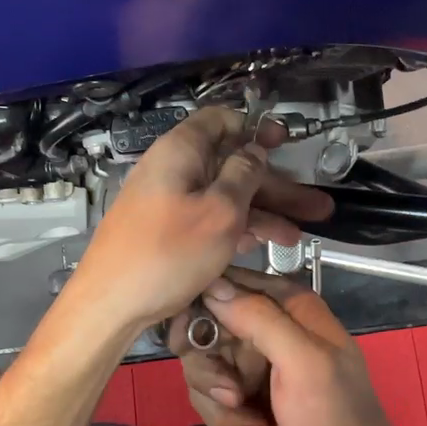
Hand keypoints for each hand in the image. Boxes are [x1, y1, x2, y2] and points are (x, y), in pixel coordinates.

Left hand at [62, 106, 332, 332]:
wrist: (110, 305)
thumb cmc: (168, 253)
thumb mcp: (220, 212)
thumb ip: (244, 174)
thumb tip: (255, 148)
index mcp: (181, 150)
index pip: (221, 120)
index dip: (256, 128)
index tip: (286, 143)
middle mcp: (172, 169)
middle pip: (231, 164)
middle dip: (276, 184)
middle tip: (317, 206)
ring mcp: (167, 201)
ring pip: (224, 196)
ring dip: (263, 212)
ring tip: (300, 236)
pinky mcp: (165, 231)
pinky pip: (208, 218)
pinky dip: (236, 228)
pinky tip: (263, 245)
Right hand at [182, 268, 415, 425]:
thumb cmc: (335, 414)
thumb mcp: (304, 362)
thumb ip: (259, 319)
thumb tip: (212, 285)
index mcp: (287, 304)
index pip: (229, 281)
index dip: (203, 302)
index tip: (191, 333)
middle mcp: (265, 326)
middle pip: (203, 323)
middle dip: (208, 363)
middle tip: (228, 391)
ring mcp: (248, 362)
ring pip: (198, 362)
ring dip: (216, 396)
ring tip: (247, 415)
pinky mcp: (237, 396)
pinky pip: (204, 394)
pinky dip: (223, 418)